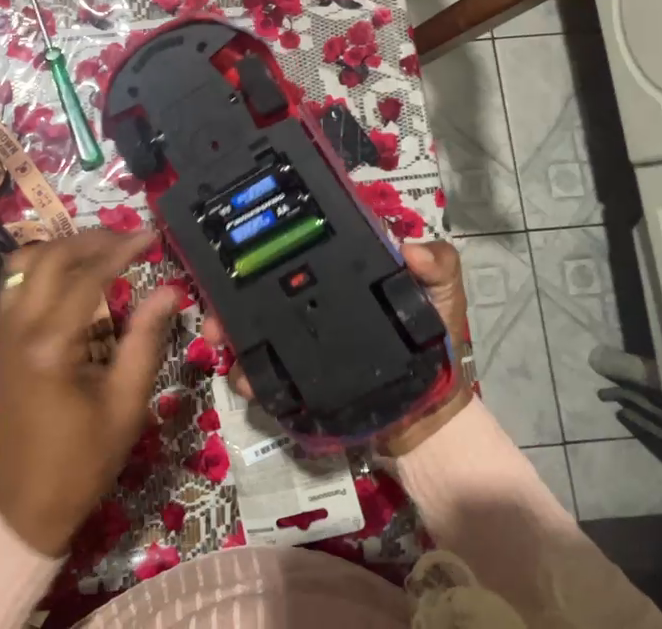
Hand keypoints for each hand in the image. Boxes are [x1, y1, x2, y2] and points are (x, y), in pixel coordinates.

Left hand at [0, 229, 180, 554]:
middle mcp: (16, 327)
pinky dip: (42, 268)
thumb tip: (169, 290)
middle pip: (51, 256)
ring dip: (63, 249)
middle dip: (92, 240)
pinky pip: (13, 283)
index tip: (152, 236)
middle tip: (129, 241)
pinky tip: (72, 279)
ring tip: (101, 254)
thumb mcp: (126, 404)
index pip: (89, 277)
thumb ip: (146, 341)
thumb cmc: (83, 460)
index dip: (122, 249)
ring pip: (24, 262)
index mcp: (50, 346)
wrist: (28, 500)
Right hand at [201, 240, 473, 454]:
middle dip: (229, 288)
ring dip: (228, 327)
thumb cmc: (437, 347)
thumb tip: (410, 249)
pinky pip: (262, 368)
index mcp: (340, 275)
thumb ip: (438, 268)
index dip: (267, 241)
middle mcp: (312, 299)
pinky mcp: (295, 375)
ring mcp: (300, 338)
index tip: (243, 240)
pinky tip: (245, 378)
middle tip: (217, 302)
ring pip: (251, 323)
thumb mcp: (444, 298)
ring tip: (219, 337)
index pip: (298, 248)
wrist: (429, 421)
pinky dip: (246, 371)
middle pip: (260, 284)